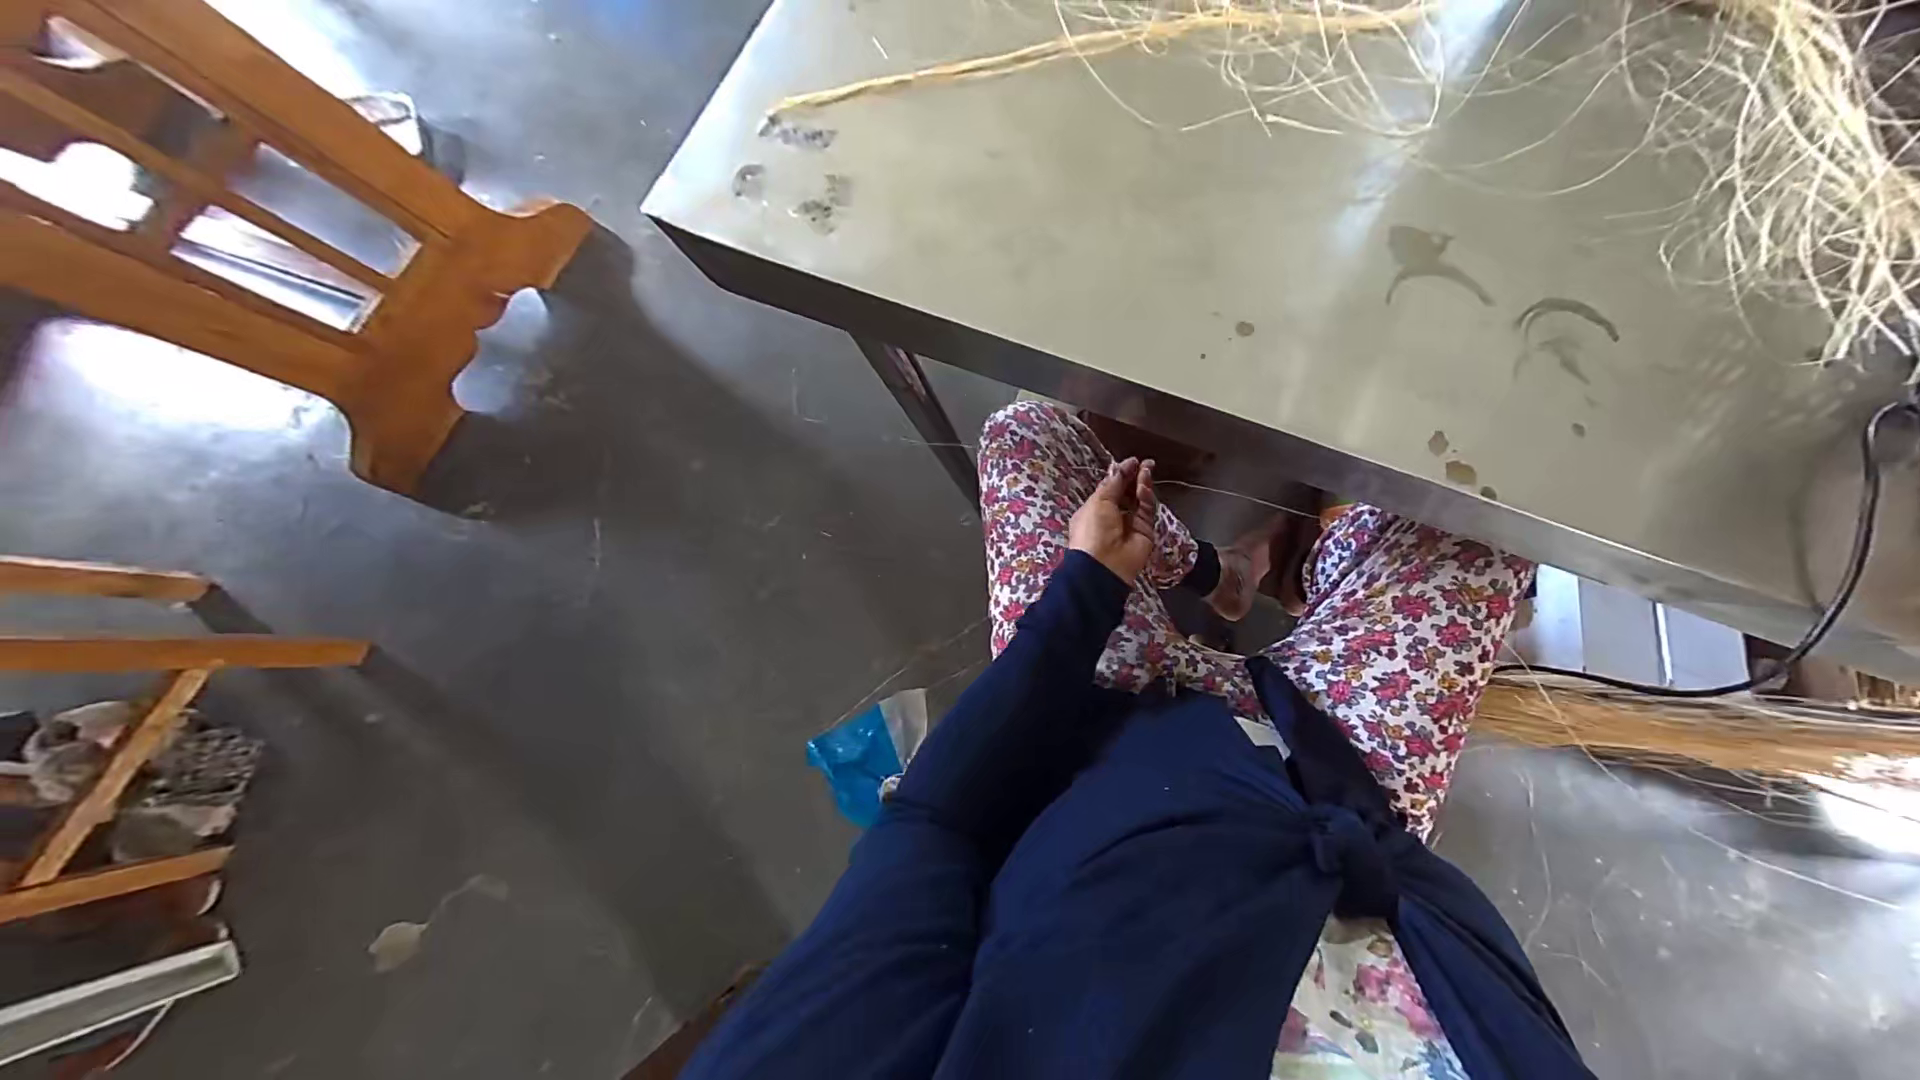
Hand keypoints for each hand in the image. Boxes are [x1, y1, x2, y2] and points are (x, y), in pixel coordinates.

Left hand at [1068, 457, 1158, 582]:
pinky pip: (1147, 510)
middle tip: (1144, 464)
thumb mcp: (1097, 501)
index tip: (1131, 462)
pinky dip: (1146, 497)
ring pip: (1139, 499)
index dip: (1120, 474)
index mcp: (1095, 509)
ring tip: (1146, 470)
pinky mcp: (1145, 530)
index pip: (1111, 488)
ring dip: (1142, 484)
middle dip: (1134, 477)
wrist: (1104, 565)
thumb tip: (1122, 467)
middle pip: (1127, 492)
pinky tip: (1144, 486)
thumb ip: (1113, 483)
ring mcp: (1130, 523)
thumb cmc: (1092, 530)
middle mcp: (1113, 515)